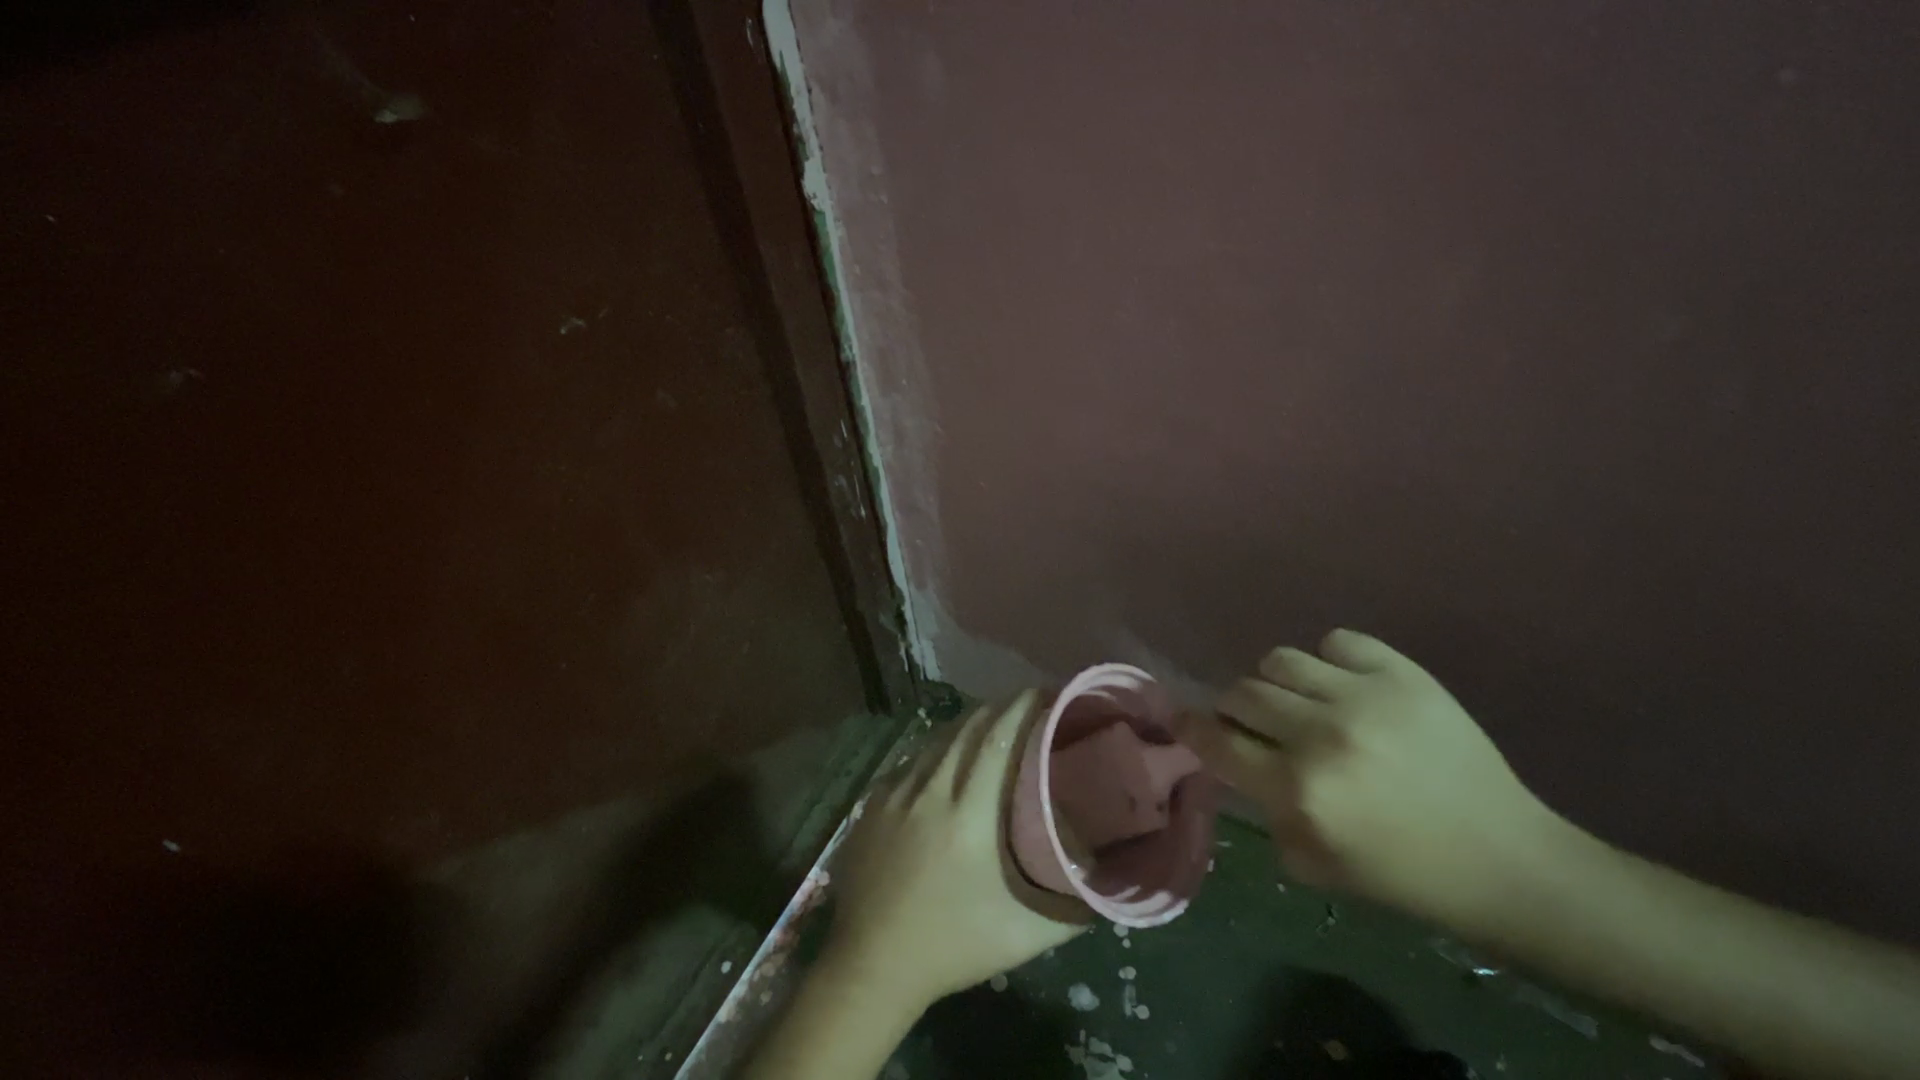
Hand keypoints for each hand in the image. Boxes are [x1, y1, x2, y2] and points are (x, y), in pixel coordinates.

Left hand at [822, 692, 1090, 1007]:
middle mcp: (930, 790)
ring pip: (937, 741)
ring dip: (969, 725)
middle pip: (969, 728)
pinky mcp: (871, 805)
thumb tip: (1112, 883)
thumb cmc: (954, 945)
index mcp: (969, 813)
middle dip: (1001, 708)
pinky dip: (937, 750)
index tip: (1049, 693)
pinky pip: (911, 762)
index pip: (999, 737)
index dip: (1024, 708)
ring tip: (994, 724)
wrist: (872, 965)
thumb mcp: (1027, 934)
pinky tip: (947, 759)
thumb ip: (1076, 907)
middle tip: (1030, 704)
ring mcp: (894, 794)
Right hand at [1176, 629, 1566, 927]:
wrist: (1500, 857)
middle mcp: (1322, 736)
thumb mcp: (1313, 863)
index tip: (1179, 716)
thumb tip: (1236, 762)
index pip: (1217, 741)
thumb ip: (1265, 809)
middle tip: (1254, 724)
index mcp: (1299, 791)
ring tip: (1300, 703)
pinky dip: (1329, 662)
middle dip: (1236, 708)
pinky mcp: (1404, 674)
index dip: (1190, 726)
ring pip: (1281, 660)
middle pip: (1243, 692)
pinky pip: (1337, 642)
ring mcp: (1365, 697)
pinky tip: (1344, 688)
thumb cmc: (1400, 873)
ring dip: (1278, 683)